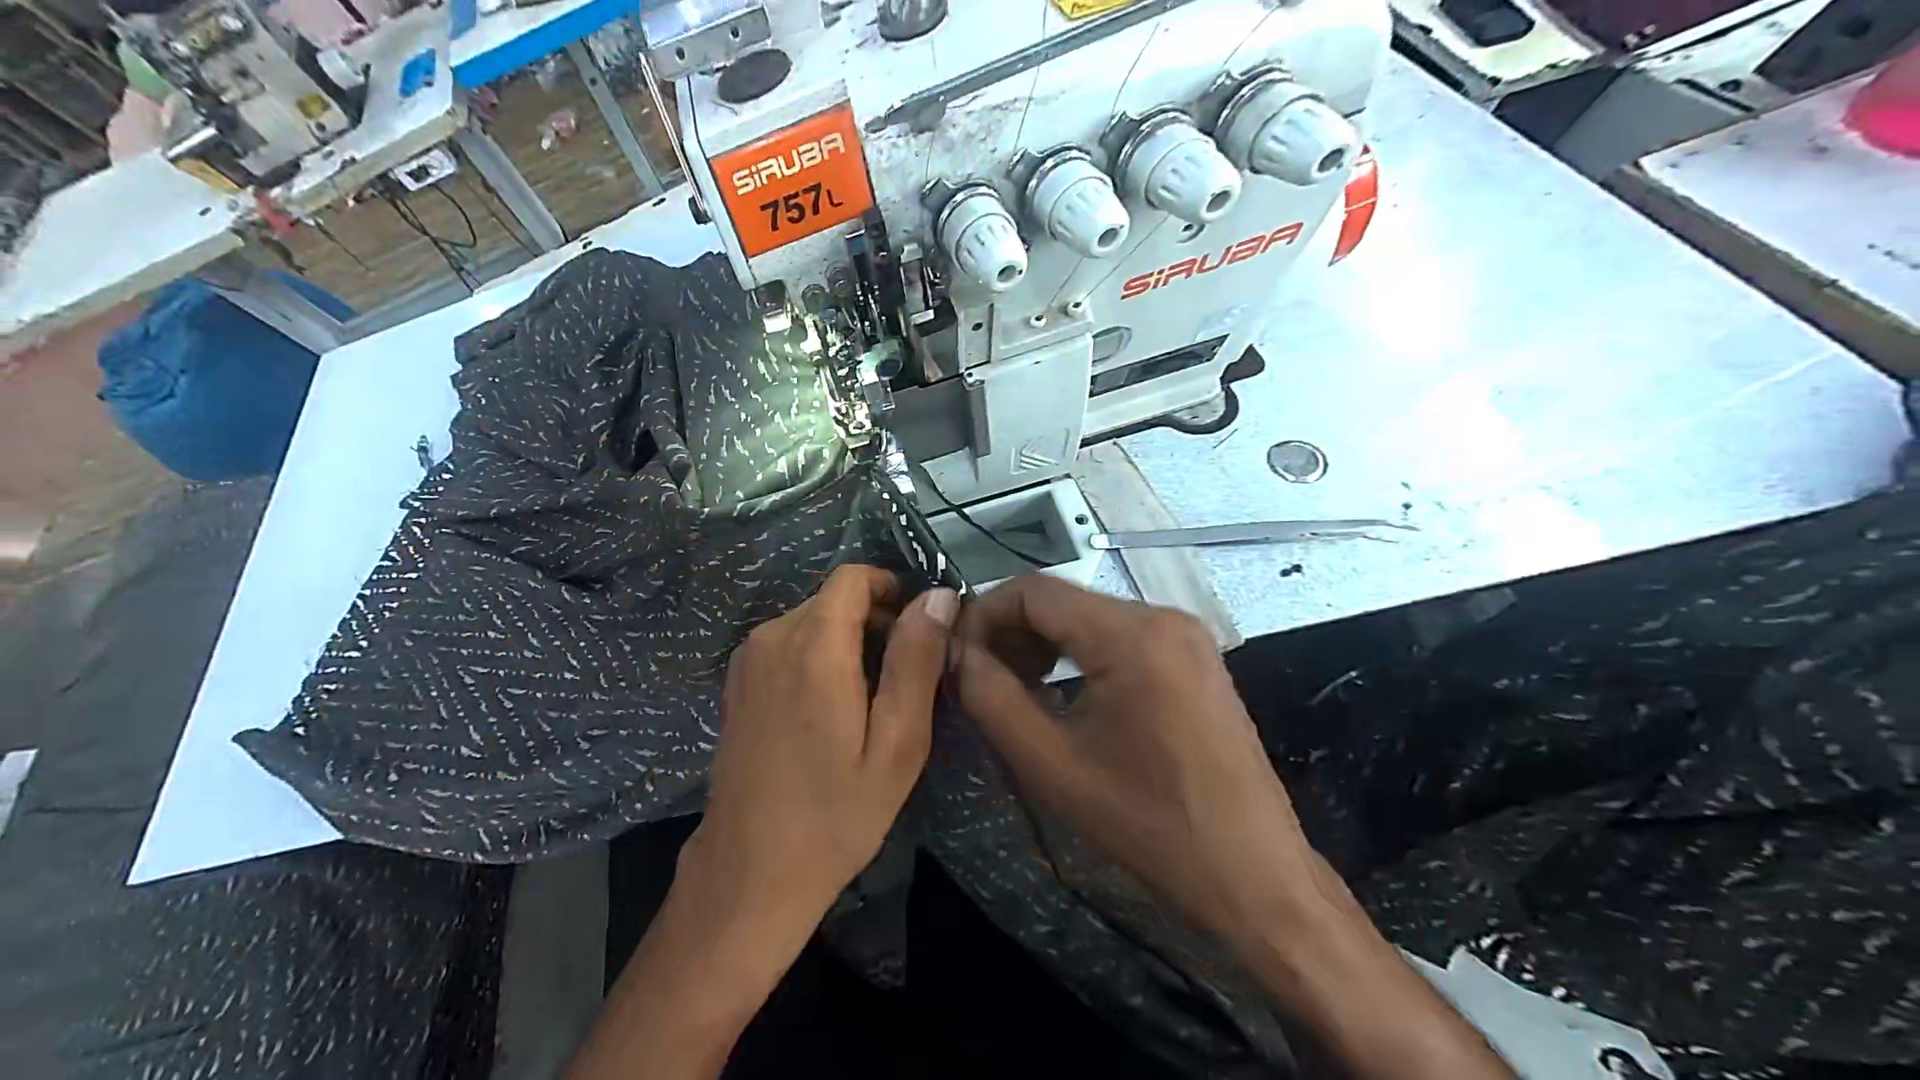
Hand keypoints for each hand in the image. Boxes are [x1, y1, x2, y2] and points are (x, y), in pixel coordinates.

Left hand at [688, 564, 958, 923]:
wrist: (750, 871)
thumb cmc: (837, 811)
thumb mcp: (898, 740)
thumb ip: (916, 659)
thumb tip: (938, 596)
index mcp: (813, 645)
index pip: (853, 577)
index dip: (891, 589)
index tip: (917, 629)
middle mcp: (771, 638)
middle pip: (833, 600)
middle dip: (874, 621)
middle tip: (903, 679)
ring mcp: (746, 661)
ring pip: (810, 623)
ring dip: (847, 643)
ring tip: (871, 703)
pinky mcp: (736, 685)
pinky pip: (787, 647)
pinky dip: (817, 659)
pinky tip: (829, 713)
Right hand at [954, 575, 1513, 1079]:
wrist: (1253, 873)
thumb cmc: (1148, 824)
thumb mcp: (1052, 764)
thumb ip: (990, 697)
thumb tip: (954, 653)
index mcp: (1133, 634)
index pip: (1033, 591)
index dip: (982, 615)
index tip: (954, 657)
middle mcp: (1163, 616)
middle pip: (1062, 601)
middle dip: (1011, 633)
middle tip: (977, 680)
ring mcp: (1186, 635)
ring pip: (1089, 618)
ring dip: (1043, 646)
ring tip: (1013, 691)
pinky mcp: (1194, 657)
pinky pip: (1120, 638)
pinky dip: (1079, 656)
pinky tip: (1060, 695)